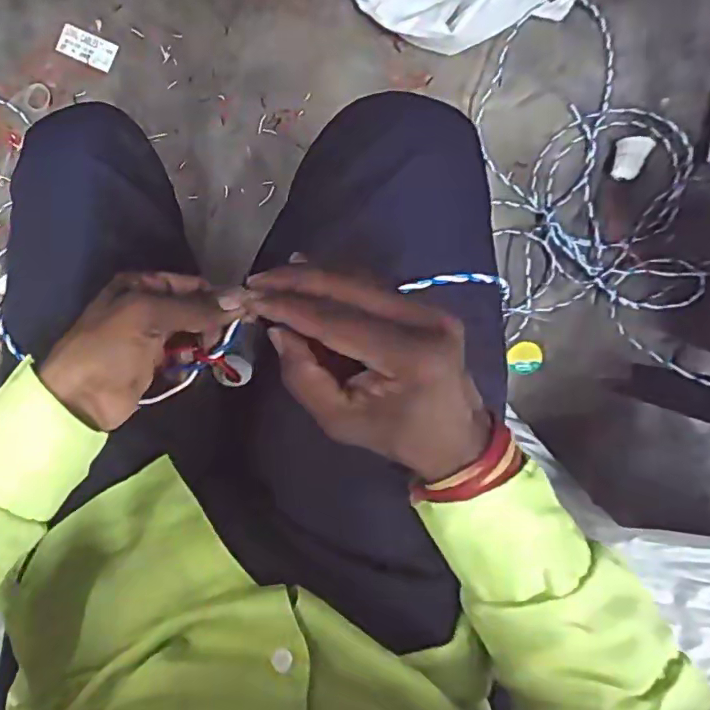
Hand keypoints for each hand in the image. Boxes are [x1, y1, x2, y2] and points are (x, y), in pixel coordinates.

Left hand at [37, 272, 230, 430]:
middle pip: (193, 309)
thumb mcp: (147, 316)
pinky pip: (183, 357)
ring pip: (191, 334)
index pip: (189, 284)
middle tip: (223, 338)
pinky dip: (191, 362)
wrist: (80, 397)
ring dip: (203, 343)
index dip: (216, 296)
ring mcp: (150, 337)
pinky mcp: (154, 365)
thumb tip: (240, 298)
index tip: (243, 311)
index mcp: (140, 286)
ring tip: (208, 354)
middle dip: (211, 321)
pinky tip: (191, 368)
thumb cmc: (108, 347)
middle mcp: (146, 306)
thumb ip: (193, 308)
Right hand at [241, 265, 491, 482]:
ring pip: (358, 280)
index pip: (336, 321)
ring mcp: (429, 308)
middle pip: (348, 288)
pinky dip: (334, 279)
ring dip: (313, 275)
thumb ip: (303, 376)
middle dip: (297, 281)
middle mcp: (423, 321)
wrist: (457, 439)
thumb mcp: (339, 420)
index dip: (289, 307)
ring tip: (273, 276)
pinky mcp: (424, 305)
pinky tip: (305, 270)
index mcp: (408, 355)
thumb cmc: (396, 435)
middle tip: (256, 280)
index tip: (252, 299)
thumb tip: (277, 331)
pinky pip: (369, 286)